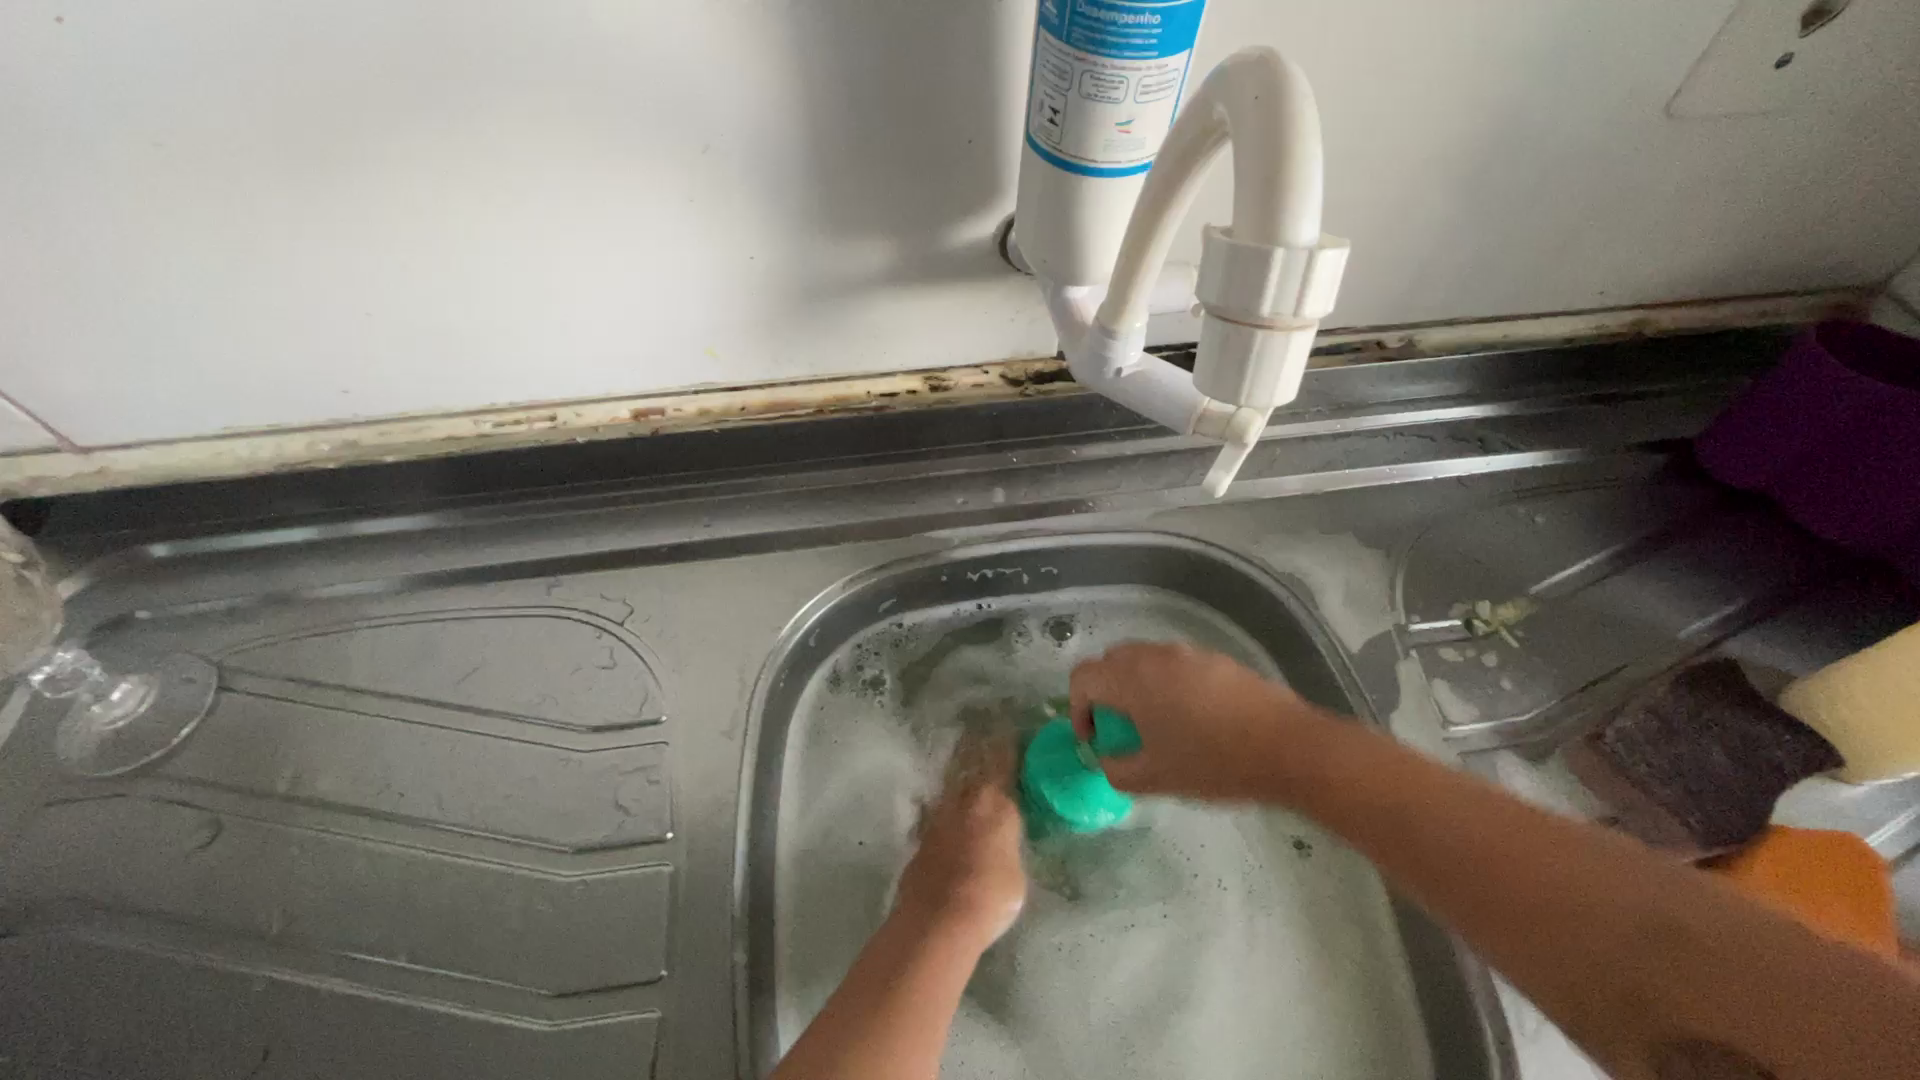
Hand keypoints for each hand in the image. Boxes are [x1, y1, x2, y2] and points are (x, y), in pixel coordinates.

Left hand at [892, 734, 1026, 951]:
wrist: (938, 920)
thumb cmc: (991, 896)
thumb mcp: (1017, 871)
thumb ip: (1009, 846)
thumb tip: (1003, 842)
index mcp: (996, 802)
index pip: (1002, 760)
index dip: (1007, 742)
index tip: (1009, 728)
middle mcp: (965, 800)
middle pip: (970, 762)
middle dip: (977, 746)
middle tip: (981, 732)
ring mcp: (937, 816)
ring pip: (949, 781)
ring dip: (956, 768)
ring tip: (961, 757)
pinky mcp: (920, 836)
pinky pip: (933, 807)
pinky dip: (939, 800)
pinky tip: (937, 800)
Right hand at [1069, 643, 1327, 800]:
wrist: (1289, 748)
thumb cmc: (1214, 763)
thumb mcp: (1155, 778)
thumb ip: (1117, 770)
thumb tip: (1107, 760)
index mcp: (1132, 679)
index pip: (1082, 678)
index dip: (1078, 709)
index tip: (1096, 740)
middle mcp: (1155, 656)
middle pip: (1111, 663)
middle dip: (1105, 695)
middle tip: (1119, 731)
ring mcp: (1189, 653)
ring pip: (1144, 661)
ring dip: (1136, 688)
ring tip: (1156, 725)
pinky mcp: (1218, 659)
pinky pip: (1175, 665)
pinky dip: (1167, 685)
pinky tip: (1193, 720)